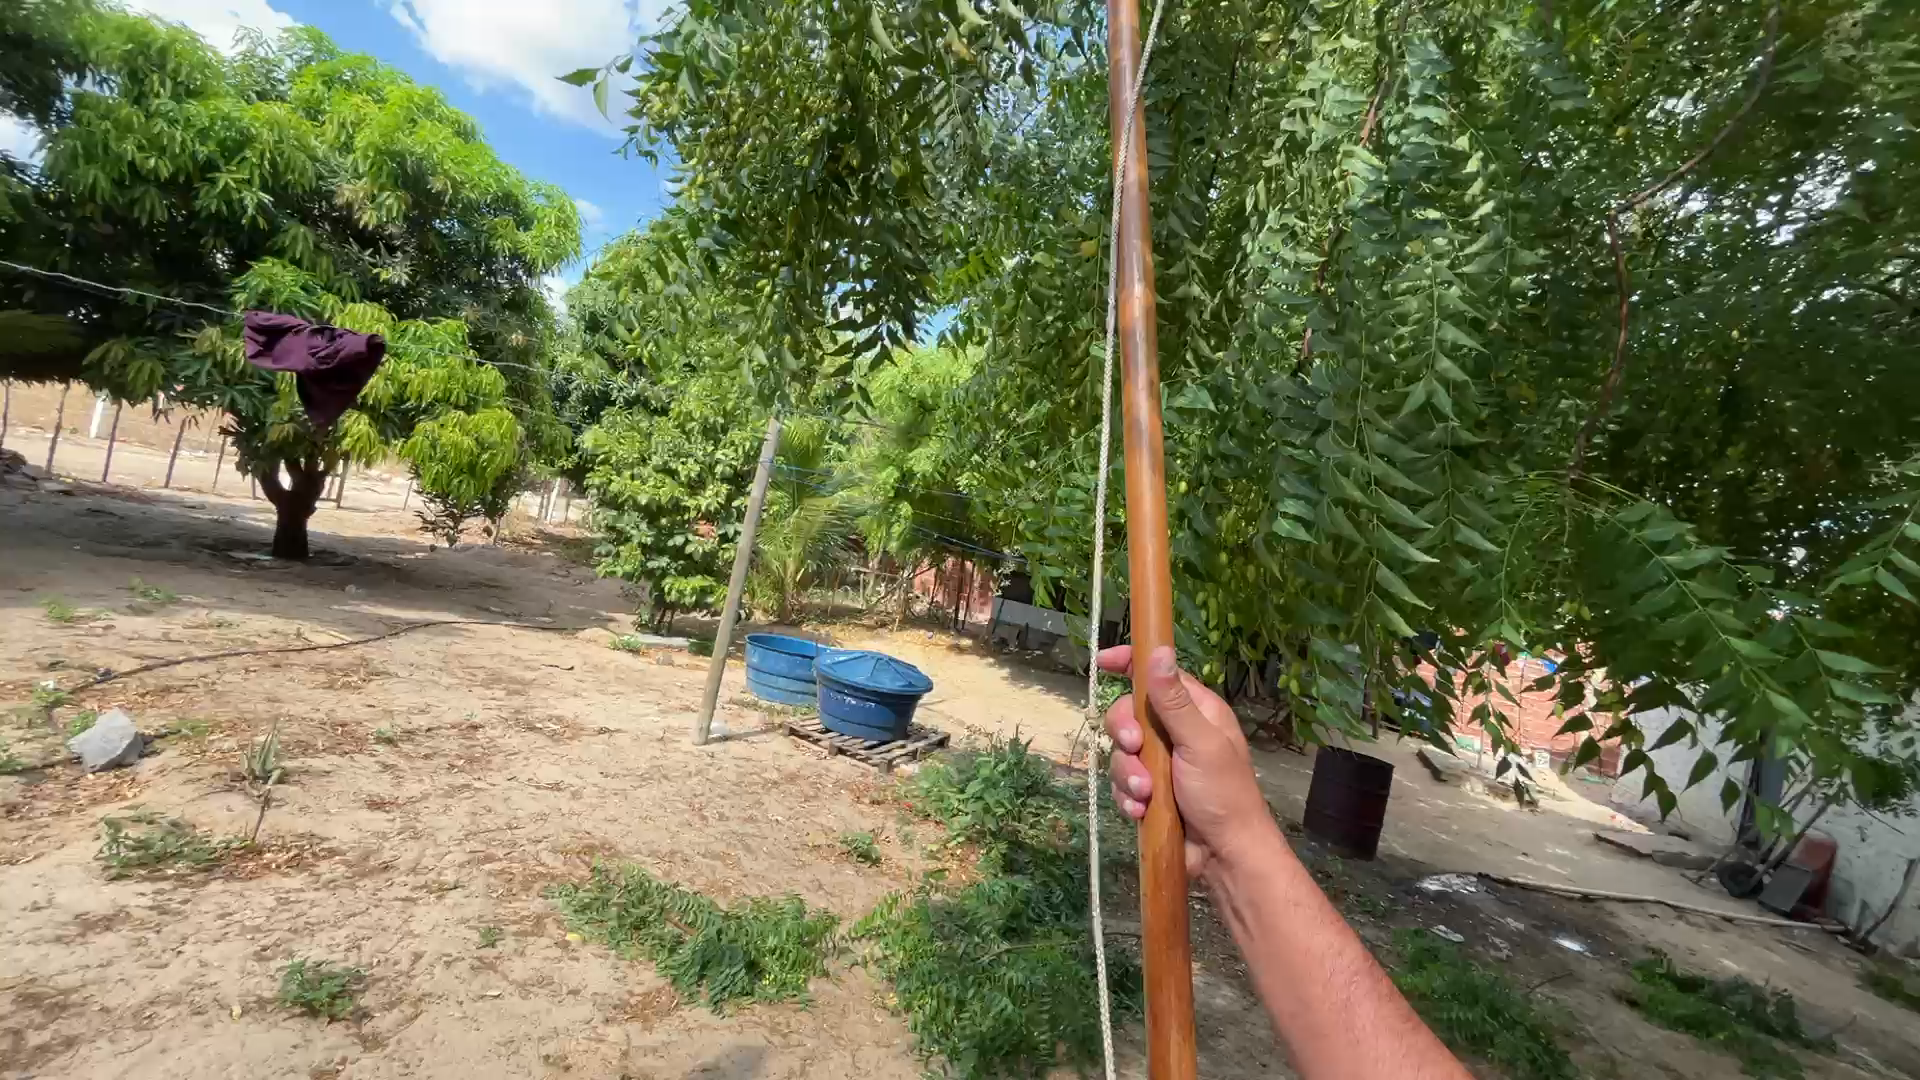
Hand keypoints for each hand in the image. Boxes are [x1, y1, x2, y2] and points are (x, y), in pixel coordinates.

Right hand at [1101, 644, 1275, 881]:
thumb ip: (1175, 701)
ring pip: (1121, 752)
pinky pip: (1122, 783)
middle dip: (1125, 733)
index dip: (1129, 663)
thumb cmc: (1224, 795)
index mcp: (1195, 711)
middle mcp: (1175, 732)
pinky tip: (1141, 811)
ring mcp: (1160, 762)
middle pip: (1128, 713)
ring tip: (1146, 795)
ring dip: (1129, 774)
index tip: (1102, 662)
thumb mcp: (1200, 743)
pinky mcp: (1149, 791)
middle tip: (1135, 749)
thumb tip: (1159, 651)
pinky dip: (1128, 797)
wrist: (1224, 858)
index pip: (1158, 675)